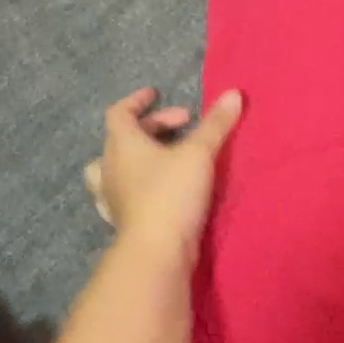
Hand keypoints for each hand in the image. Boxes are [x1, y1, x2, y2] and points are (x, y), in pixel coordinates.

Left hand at [95, 87, 242, 265]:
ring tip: (160, 157)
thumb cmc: (172, 193)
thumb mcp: (199, 153)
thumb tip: (233, 93)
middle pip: (122, 137)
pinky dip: (134, 184)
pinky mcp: (122, 218)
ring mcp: (111, 195)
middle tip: (186, 126)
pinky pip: (120, 192)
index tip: (156, 94)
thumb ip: (216, 124)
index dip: (137, 100)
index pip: (120, 112)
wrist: (157, 249)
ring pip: (113, 166)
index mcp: (122, 144)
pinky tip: (151, 189)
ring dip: (136, 156)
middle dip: (154, 126)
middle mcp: (110, 166)